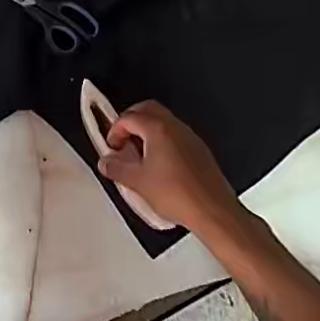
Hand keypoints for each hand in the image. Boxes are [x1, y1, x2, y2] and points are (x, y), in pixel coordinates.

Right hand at [95, 101, 246, 236]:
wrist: (212, 210)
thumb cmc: (180, 195)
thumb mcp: (137, 182)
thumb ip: (116, 168)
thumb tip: (107, 162)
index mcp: (158, 129)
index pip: (129, 117)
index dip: (115, 130)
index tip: (111, 145)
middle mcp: (175, 127)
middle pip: (148, 109)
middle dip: (131, 121)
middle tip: (121, 138)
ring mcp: (190, 137)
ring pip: (163, 121)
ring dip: (147, 130)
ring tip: (138, 154)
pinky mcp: (199, 150)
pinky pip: (176, 136)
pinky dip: (162, 141)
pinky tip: (158, 165)